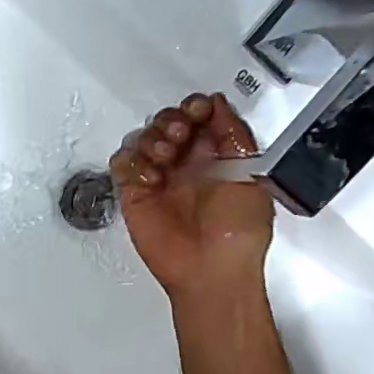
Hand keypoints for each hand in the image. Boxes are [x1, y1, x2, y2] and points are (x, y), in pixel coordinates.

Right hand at [111, 93, 273, 299]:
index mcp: (215, 157)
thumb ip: (234, 134)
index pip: (198, 116)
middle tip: (180, 135)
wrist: (211, 270)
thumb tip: (217, 104)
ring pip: (142, 137)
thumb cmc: (238, 234)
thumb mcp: (251, 173)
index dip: (195, 106)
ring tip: (166, 156)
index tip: (197, 110)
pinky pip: (122, 163)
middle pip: (166, 121)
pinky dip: (133, 161)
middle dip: (171, 119)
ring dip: (151, 138)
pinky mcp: (135, 195)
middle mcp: (185, 166)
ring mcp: (158, 180)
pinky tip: (151, 177)